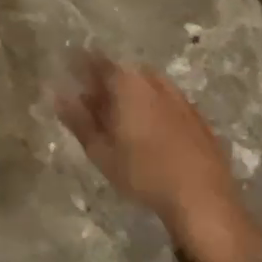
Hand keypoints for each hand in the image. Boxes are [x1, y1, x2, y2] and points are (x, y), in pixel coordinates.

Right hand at [56, 54, 261, 261]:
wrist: (203, 201)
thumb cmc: (143, 173)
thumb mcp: (100, 150)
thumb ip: (77, 119)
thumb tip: (57, 95)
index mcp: (127, 82)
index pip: (95, 61)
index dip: (79, 63)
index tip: (67, 70)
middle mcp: (153, 81)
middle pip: (122, 71)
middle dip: (105, 80)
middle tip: (91, 99)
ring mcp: (179, 98)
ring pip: (146, 85)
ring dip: (130, 93)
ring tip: (119, 116)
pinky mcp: (198, 118)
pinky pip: (166, 101)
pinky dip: (152, 107)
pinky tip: (149, 131)